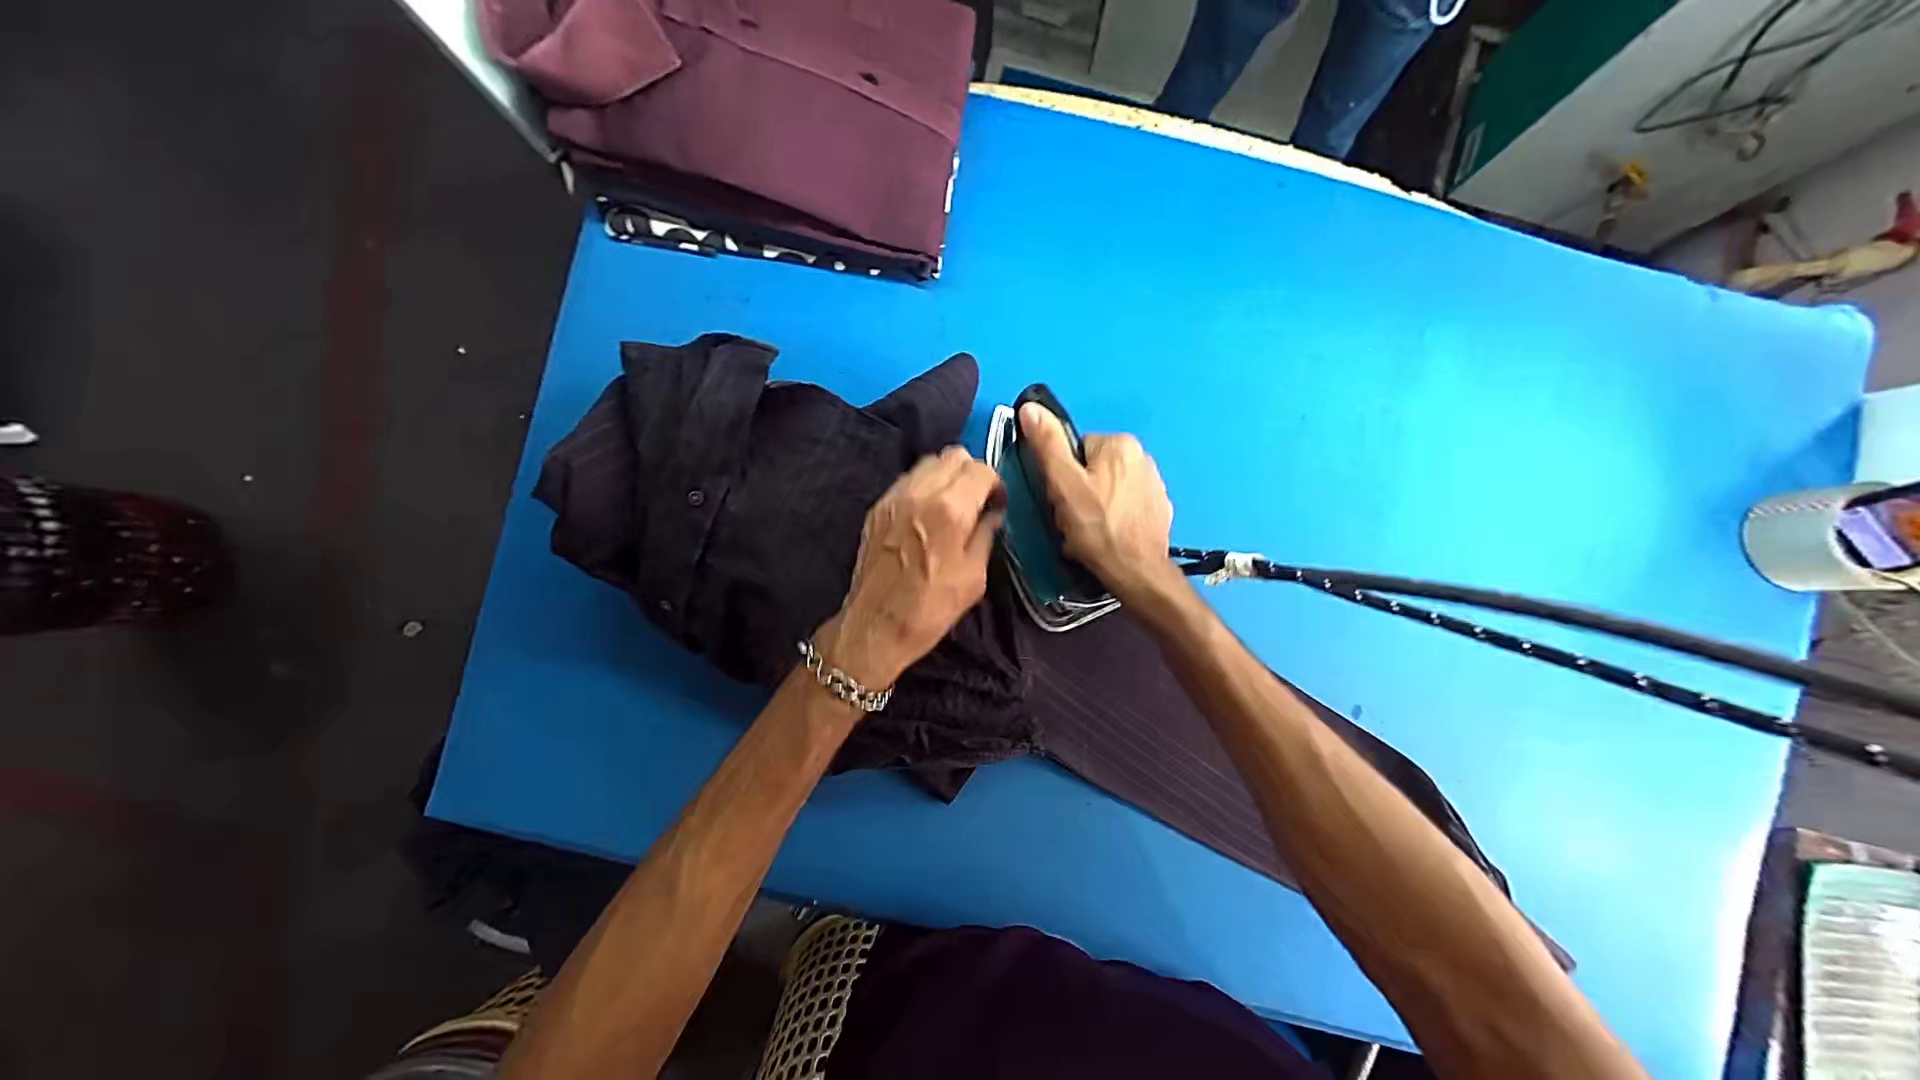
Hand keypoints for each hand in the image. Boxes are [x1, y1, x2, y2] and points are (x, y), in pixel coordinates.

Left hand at [820, 446, 1004, 690]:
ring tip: (952, 504)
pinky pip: (908, 480)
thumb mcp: (974, 577)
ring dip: (946, 476)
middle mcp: (919, 492)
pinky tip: (928, 513)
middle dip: (971, 473)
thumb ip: (986, 535)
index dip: (995, 484)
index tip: (996, 504)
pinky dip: (924, 486)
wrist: (875, 627)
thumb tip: (992, 513)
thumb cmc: (930, 608)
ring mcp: (894, 497)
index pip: (980, 470)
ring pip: (928, 462)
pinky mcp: (877, 507)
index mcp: (949, 509)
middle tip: (976, 500)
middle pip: (953, 456)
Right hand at [1018, 402, 1175, 602]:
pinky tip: (1108, 535)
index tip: (1062, 499)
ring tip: (1090, 530)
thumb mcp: (1064, 485)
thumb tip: (1030, 408)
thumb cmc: (1097, 528)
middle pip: (1092, 468)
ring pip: (1109, 487)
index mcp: (1120, 444)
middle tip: (1074, 518)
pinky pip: (1126, 504)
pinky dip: (1115, 516)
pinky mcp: (1160, 508)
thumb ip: (1047, 445)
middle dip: (1079, 491)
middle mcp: (1143, 456)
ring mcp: (1155, 484)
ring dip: (1096, 505)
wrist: (1137, 572)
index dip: (1063, 475)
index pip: (1076, 450)